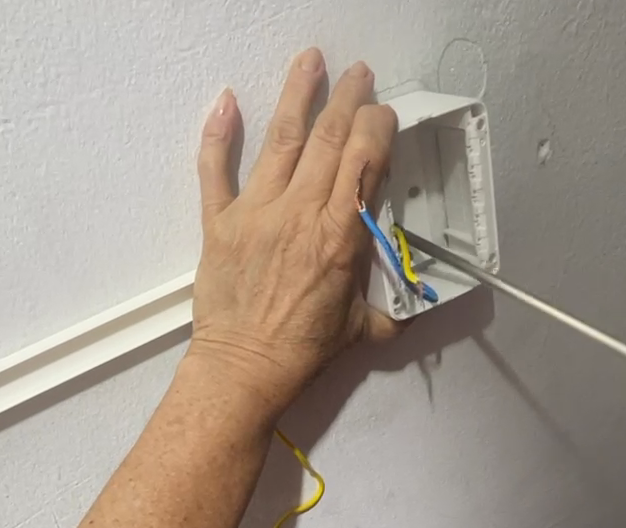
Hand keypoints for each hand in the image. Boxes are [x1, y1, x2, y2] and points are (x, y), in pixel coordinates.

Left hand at [186, 49, 398, 417]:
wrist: (243, 370)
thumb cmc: (300, 354)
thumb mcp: (358, 332)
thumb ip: (387, 314)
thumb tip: (411, 314)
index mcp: (339, 238)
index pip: (364, 162)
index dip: (376, 128)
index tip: (383, 114)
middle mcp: (299, 214)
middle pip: (329, 138)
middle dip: (347, 98)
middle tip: (357, 72)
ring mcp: (256, 214)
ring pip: (281, 140)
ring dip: (298, 94)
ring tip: (310, 59)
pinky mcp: (220, 224)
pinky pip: (215, 170)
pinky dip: (219, 133)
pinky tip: (227, 99)